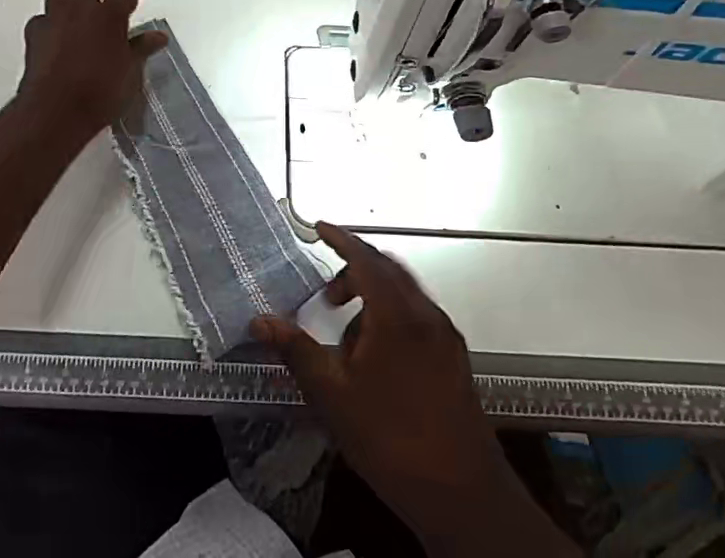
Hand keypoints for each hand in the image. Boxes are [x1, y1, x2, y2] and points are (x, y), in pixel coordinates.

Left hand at [17, 0, 167, 141]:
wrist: (55, 111)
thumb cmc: (99, 91)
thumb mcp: (130, 71)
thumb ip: (141, 48)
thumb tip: (158, 37)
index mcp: (108, 14)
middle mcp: (78, 9)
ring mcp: (53, 19)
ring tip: (82, 4)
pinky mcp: (34, 35)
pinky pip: (44, 17)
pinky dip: (53, 19)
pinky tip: (57, 28)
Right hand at [250, 223, 514, 543]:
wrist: (463, 496)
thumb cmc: (391, 438)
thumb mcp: (332, 394)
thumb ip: (296, 350)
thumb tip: (260, 320)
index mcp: (398, 316)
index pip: (366, 260)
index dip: (341, 240)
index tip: (319, 227)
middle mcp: (427, 318)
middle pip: (390, 272)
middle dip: (355, 272)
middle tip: (326, 295)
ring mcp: (446, 340)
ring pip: (405, 297)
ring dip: (373, 299)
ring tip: (347, 339)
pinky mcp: (455, 361)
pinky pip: (419, 319)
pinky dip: (392, 319)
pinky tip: (376, 360)